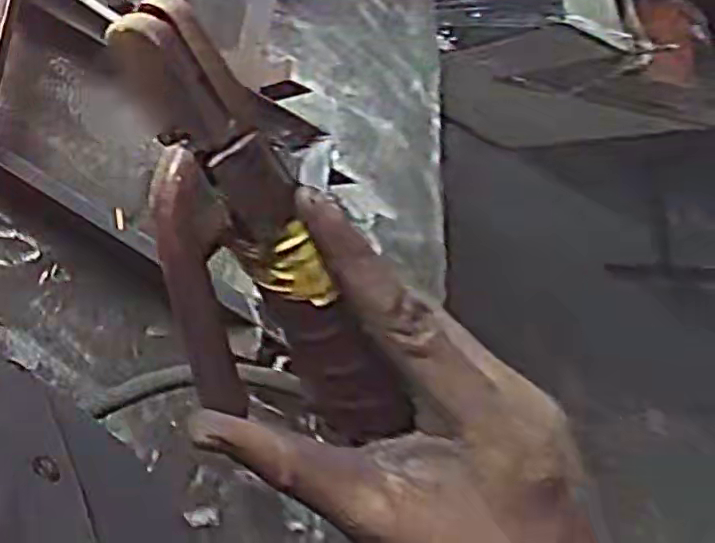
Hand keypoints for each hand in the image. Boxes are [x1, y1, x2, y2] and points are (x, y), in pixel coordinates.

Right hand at [190, 189, 598, 542]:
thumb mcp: (372, 511)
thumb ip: (284, 461)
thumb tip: (204, 426)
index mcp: (489, 414)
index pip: (403, 311)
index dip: (349, 253)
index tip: (311, 202)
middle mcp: (508, 390)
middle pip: (408, 303)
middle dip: (342, 262)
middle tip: (283, 226)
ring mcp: (510, 392)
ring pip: (416, 314)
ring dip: (354, 286)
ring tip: (296, 260)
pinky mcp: (498, 397)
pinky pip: (424, 335)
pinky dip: (374, 314)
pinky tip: (337, 316)